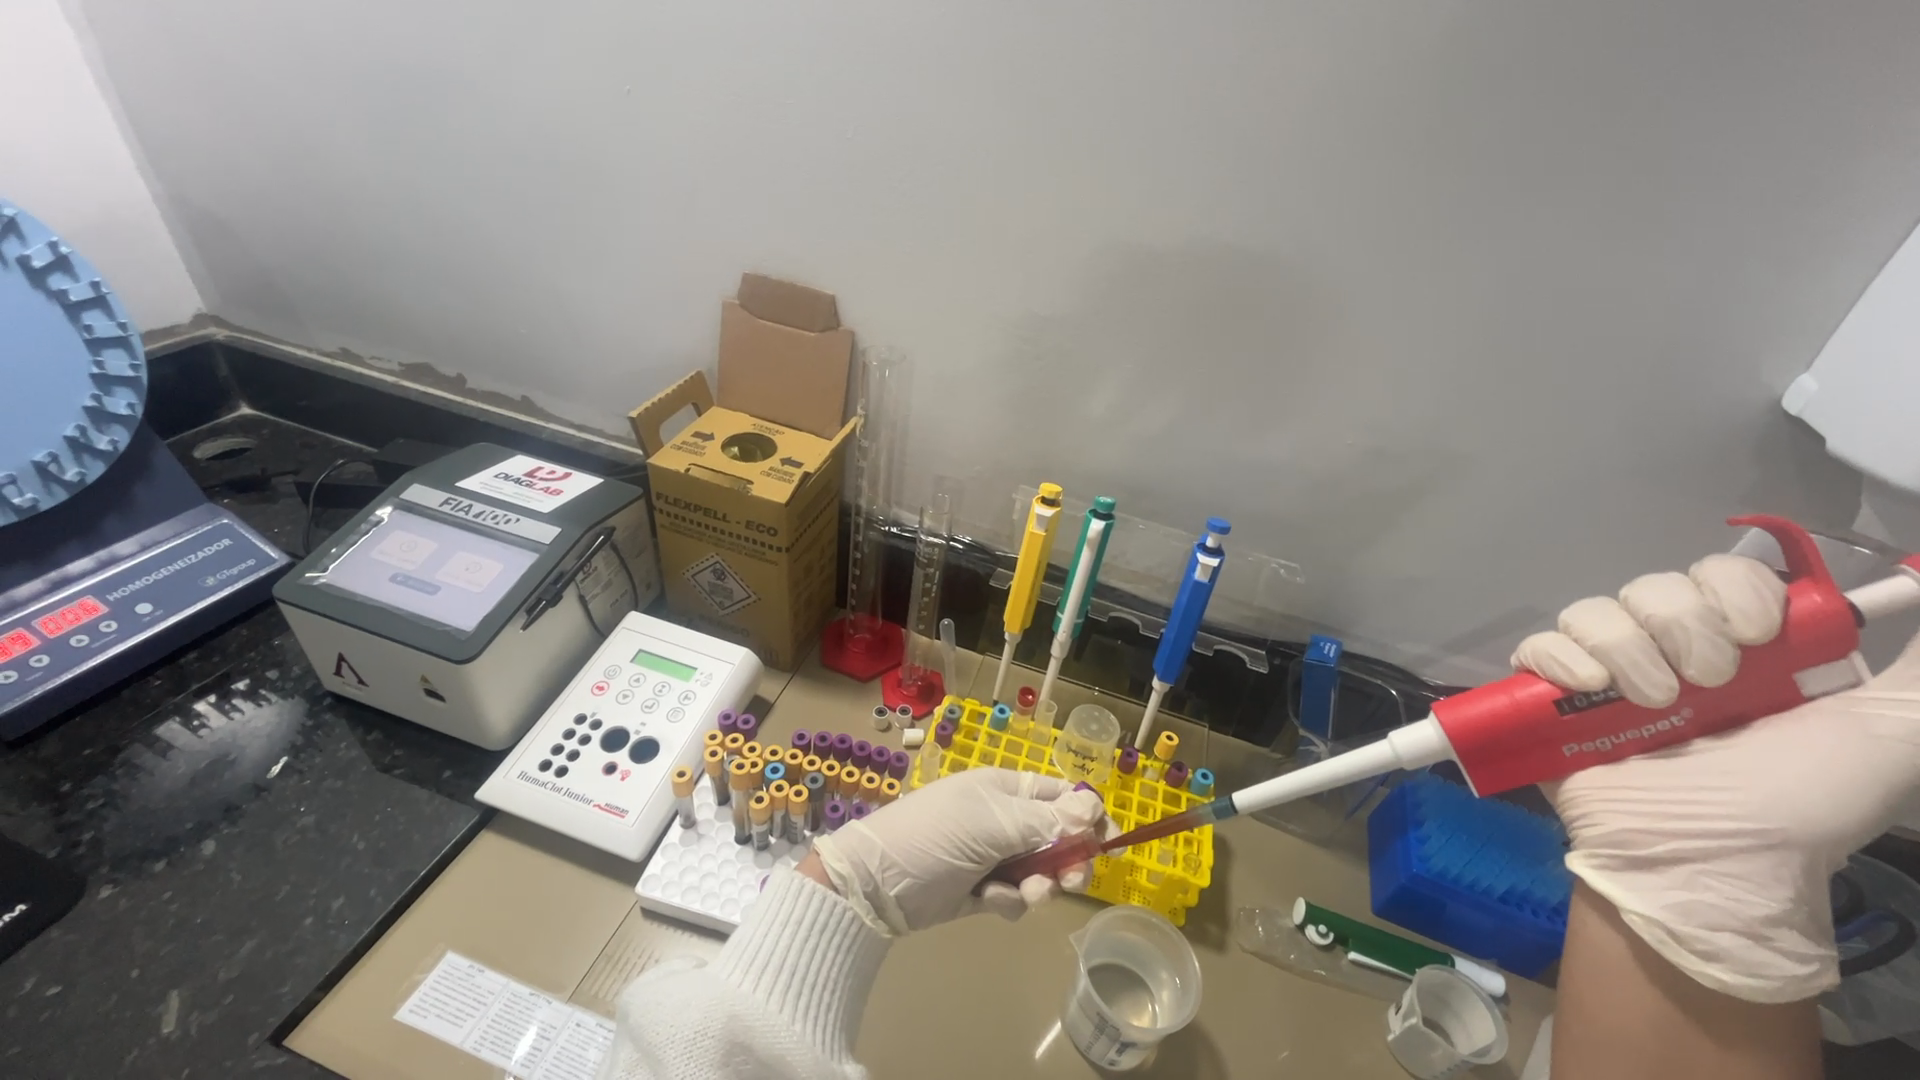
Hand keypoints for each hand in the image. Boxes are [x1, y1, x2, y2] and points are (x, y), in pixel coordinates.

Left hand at [804, 768, 1107, 936]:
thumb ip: (1046, 820)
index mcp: (1004, 789)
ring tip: (1023, 892)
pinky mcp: (980, 891)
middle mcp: (1002, 819)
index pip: (1059, 794)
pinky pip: (1014, 897)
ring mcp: (990, 856)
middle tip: (1074, 879)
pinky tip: (986, 901)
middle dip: (1067, 859)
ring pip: (1039, 872)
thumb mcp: (993, 822)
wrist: (877, 885)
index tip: (1109, 841)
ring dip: (1038, 885)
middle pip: (1056, 837)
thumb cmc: (936, 837)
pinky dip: (1007, 902)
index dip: (1087, 815)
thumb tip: (1093, 806)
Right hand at [1512, 554, 1919, 1002]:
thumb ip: (1918, 675)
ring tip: (1652, 707)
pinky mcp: (1549, 698)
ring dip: (1627, 652)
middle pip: (1653, 585)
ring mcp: (1604, 674)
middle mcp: (1669, 651)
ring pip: (1592, 611)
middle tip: (1706, 688)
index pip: (1720, 571)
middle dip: (1683, 630)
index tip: (1758, 642)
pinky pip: (1538, 645)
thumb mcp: (1887, 734)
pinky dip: (1563, 661)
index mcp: (1740, 649)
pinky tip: (1591, 693)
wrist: (1710, 855)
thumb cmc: (1796, 800)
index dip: (1734, 592)